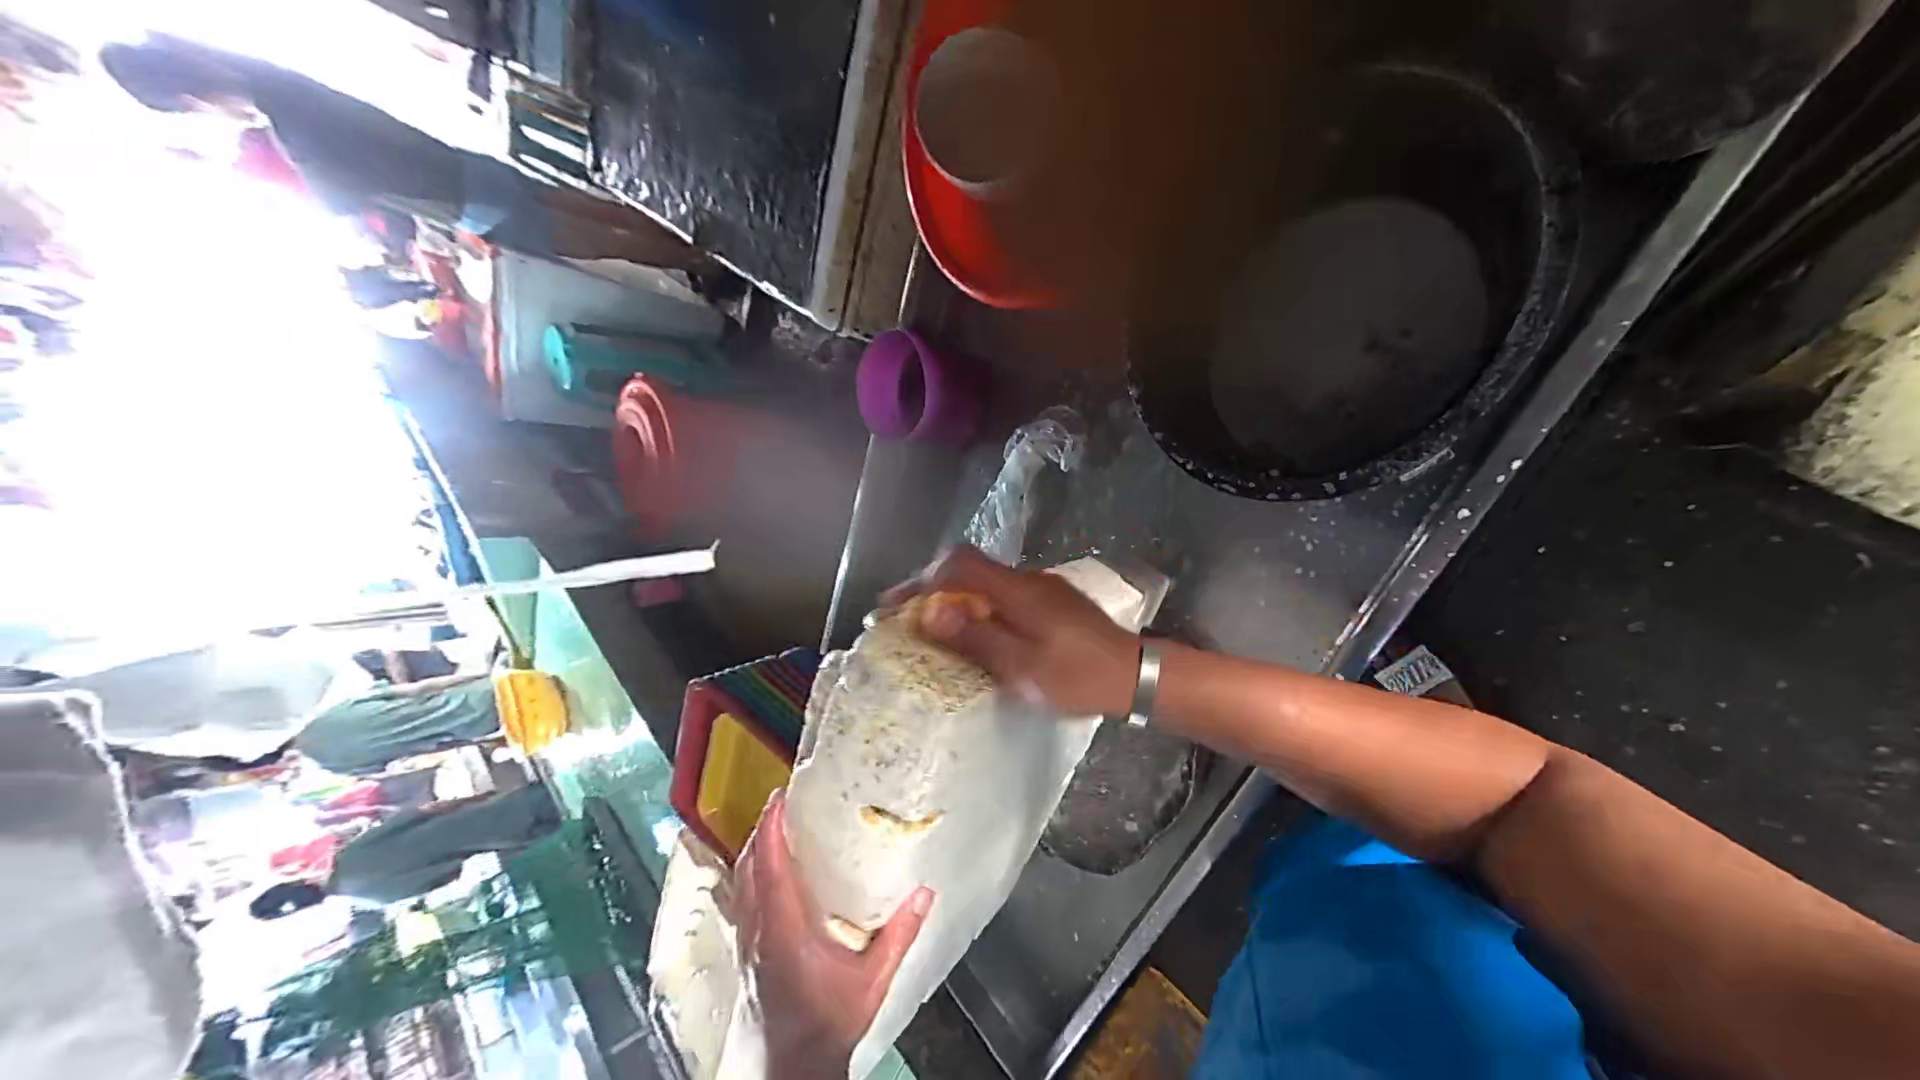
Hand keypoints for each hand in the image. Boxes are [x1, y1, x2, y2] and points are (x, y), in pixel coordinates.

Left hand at [729, 791, 932, 1076]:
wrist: (783, 1073)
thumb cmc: (823, 1030)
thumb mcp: (870, 984)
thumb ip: (898, 937)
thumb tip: (924, 894)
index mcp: (783, 933)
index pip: (771, 869)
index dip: (772, 830)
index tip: (779, 798)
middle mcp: (757, 932)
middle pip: (749, 868)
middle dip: (763, 829)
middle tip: (782, 800)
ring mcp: (745, 942)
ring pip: (741, 882)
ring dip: (755, 849)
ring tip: (776, 825)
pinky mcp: (744, 951)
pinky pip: (742, 898)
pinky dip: (752, 872)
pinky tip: (769, 870)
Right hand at [881, 546, 1141, 716]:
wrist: (1136, 675)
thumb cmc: (1078, 675)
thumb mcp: (1022, 666)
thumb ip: (975, 637)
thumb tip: (929, 612)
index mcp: (1017, 590)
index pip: (959, 563)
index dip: (921, 579)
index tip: (895, 603)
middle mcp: (1028, 579)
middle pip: (969, 570)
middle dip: (932, 589)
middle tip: (906, 617)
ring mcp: (1043, 588)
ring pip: (986, 583)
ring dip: (955, 599)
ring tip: (932, 628)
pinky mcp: (1052, 602)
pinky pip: (1003, 596)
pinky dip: (978, 608)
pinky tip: (974, 632)